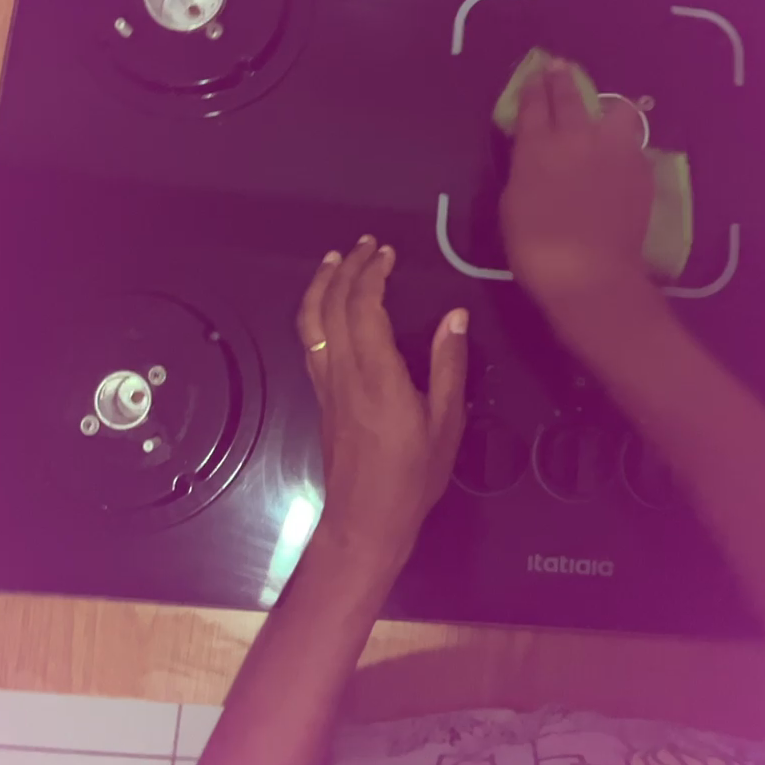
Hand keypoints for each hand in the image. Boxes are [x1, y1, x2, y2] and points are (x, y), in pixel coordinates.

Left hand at [296, 236, 468, 565]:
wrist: (364, 520)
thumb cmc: (412, 476)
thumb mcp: (446, 423)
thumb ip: (449, 366)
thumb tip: (455, 316)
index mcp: (377, 374)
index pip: (363, 308)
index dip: (371, 274)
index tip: (387, 254)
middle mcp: (343, 370)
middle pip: (332, 306)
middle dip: (346, 268)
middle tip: (365, 244)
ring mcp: (326, 382)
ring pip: (311, 321)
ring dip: (321, 284)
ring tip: (335, 259)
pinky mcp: (320, 394)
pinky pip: (310, 340)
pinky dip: (315, 311)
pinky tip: (327, 304)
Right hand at [501, 57, 657, 334]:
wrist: (588, 272)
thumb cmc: (535, 246)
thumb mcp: (512, 204)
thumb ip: (524, 170)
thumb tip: (534, 155)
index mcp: (536, 146)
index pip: (532, 105)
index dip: (532, 88)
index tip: (534, 76)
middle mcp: (575, 138)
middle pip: (569, 97)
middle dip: (561, 80)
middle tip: (559, 66)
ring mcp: (613, 151)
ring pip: (615, 111)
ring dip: (606, 107)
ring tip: (605, 112)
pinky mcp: (640, 169)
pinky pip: (633, 145)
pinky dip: (625, 144)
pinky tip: (622, 154)